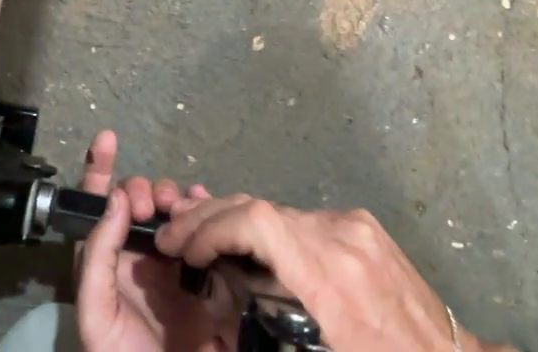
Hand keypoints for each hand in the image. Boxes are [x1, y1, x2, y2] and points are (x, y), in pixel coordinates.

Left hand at [74, 130, 232, 351]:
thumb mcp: (95, 310)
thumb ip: (99, 254)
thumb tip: (116, 197)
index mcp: (108, 259)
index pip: (100, 205)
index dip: (100, 168)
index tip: (108, 138)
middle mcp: (139, 254)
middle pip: (139, 202)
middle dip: (143, 189)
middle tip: (148, 203)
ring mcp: (175, 262)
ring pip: (173, 211)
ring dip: (174, 197)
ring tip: (177, 202)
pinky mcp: (207, 274)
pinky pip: (208, 230)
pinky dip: (206, 209)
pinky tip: (204, 203)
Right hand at [155, 195, 511, 351]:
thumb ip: (262, 328)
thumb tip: (214, 313)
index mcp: (333, 278)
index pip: (260, 222)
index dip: (213, 227)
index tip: (185, 249)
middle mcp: (342, 237)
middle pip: (261, 209)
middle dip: (210, 218)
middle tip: (174, 237)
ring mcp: (355, 226)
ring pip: (278, 213)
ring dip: (236, 223)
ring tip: (202, 240)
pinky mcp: (363, 224)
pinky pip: (302, 221)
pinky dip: (269, 231)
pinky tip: (250, 247)